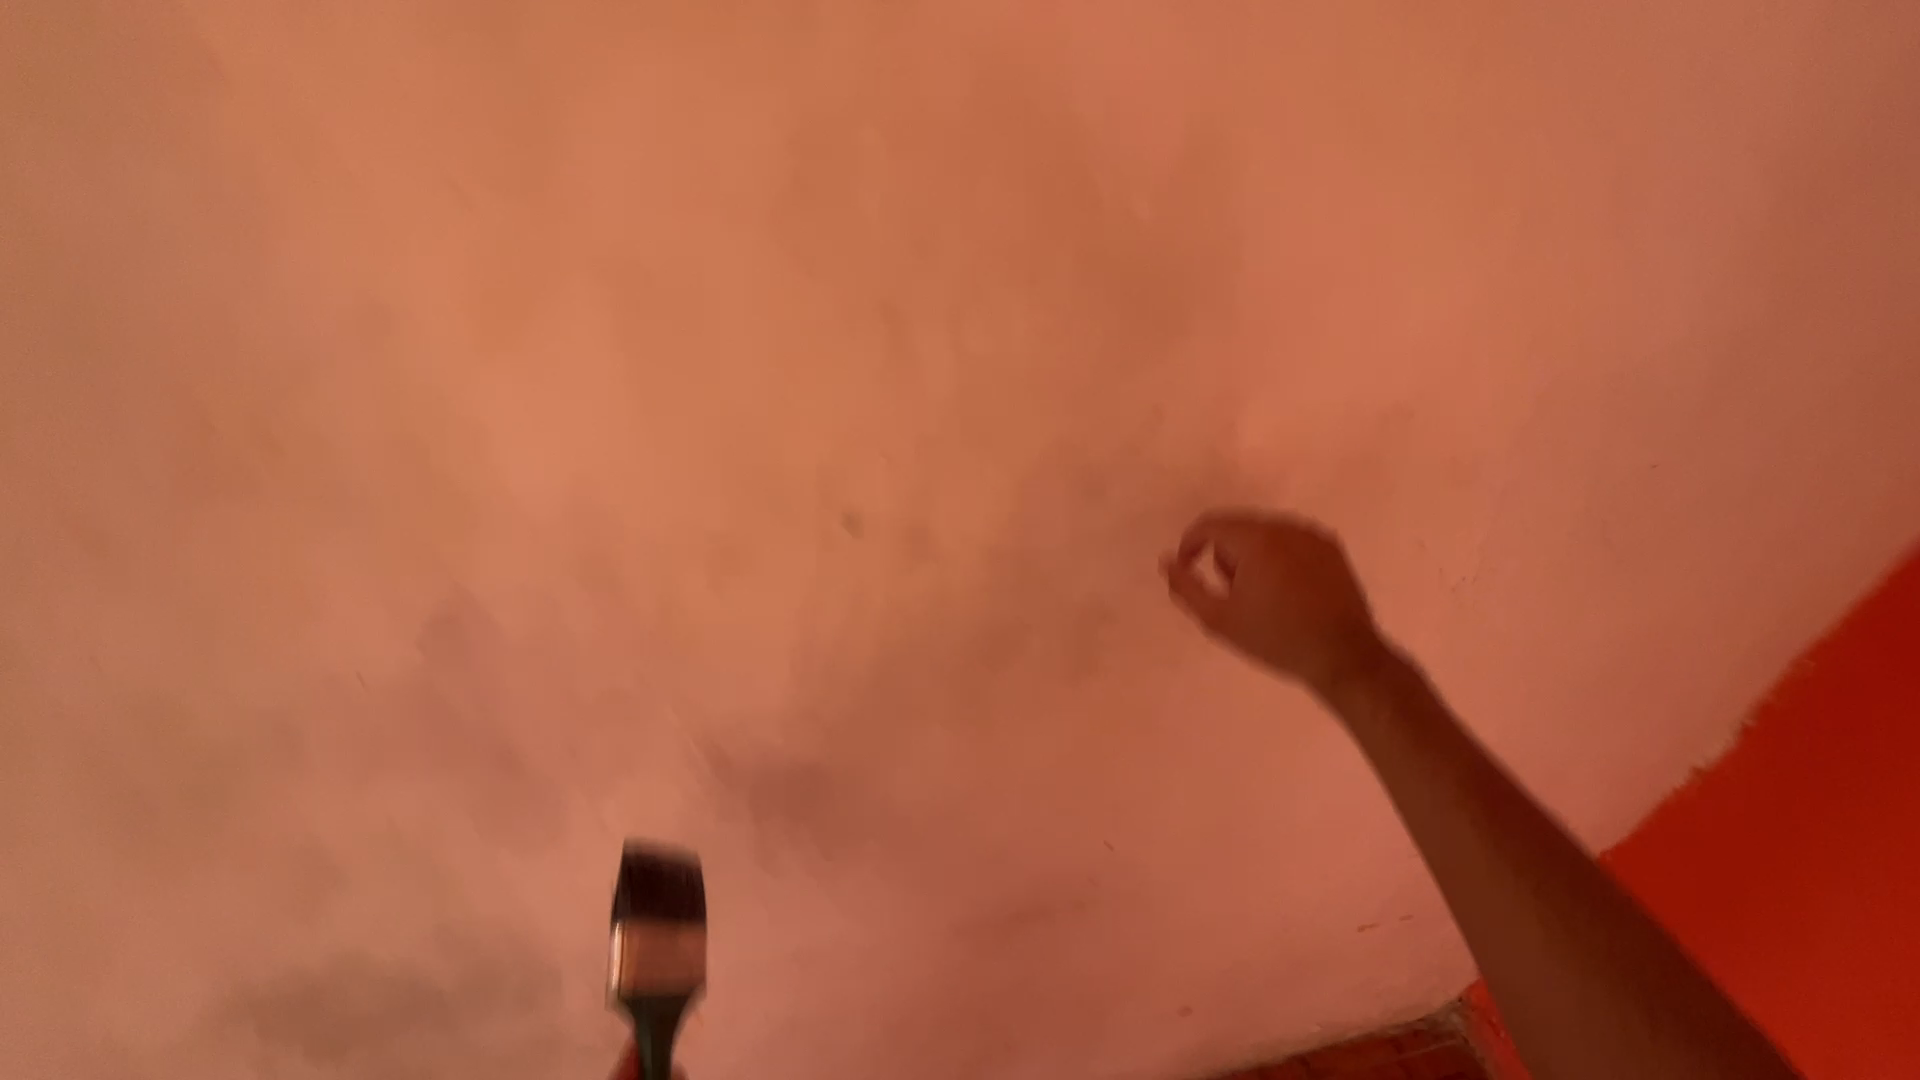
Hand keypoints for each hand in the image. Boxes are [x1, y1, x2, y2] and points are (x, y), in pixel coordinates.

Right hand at [1161, 509, 1387, 695]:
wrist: (1343, 656)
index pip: (1210, 524)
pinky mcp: (1332, 549)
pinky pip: (1290, 542)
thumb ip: (1186, 586)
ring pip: (1264, 534)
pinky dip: (1278, 559)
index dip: (1190, 544)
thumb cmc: (1275, 637)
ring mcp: (1313, 536)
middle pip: (1237, 528)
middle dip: (1225, 556)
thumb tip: (1167, 561)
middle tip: (1230, 595)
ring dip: (1251, 557)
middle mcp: (1286, 527)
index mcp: (1257, 539)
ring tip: (1259, 597)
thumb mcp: (1218, 619)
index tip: (1186, 569)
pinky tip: (1285, 593)